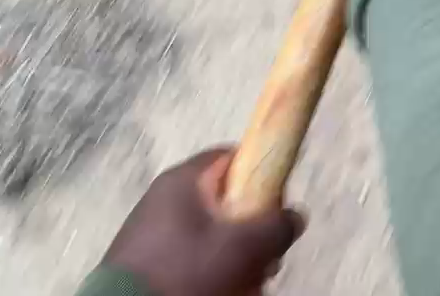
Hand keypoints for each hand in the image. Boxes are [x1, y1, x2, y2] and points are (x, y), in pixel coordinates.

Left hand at [102, 148, 303, 295]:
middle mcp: (165, 197)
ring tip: (247, 286)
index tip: (276, 209)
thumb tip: (295, 216)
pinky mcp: (144, 264)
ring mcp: (152, 232)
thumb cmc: (184, 273)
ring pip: (210, 235)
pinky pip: (189, 259)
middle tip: (264, 260)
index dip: (263, 177)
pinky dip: (210, 274)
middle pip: (225, 202)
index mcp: (184, 179)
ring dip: (234, 259)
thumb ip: (275, 226)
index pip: (235, 157)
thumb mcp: (241, 249)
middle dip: (250, 232)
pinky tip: (223, 292)